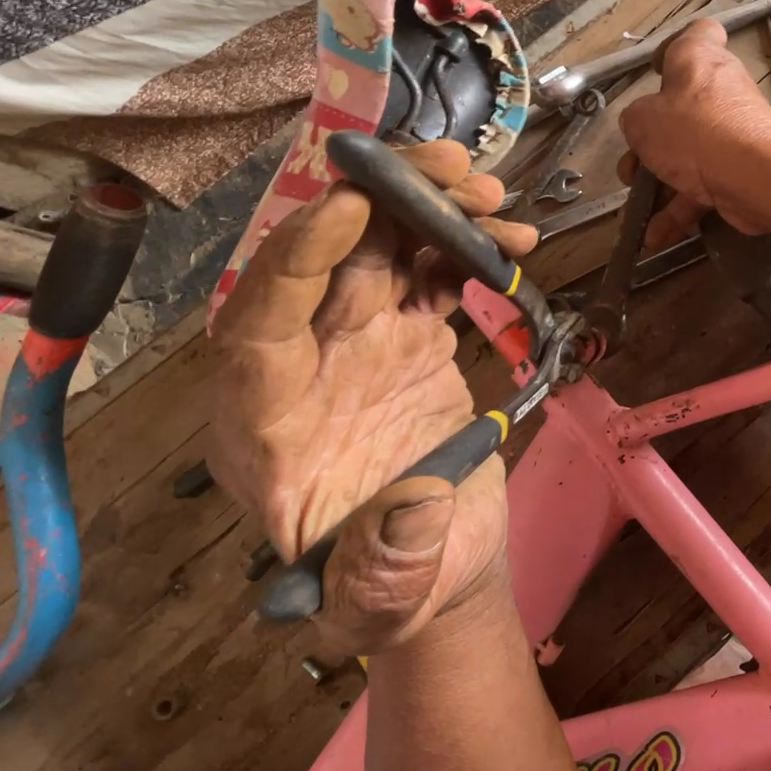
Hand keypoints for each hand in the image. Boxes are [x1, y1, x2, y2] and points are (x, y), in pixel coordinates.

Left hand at [207, 141, 537, 654]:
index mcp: (271, 428)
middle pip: (325, 265)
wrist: (443, 560)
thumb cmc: (403, 585)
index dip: (295, 263)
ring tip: (494, 199)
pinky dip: (468, 249)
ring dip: (433, 213)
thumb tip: (413, 502)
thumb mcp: (388, 599)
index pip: (257, 331)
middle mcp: (307, 370)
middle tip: (449, 170)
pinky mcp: (408, 341)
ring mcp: (361, 349)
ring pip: (383, 255)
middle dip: (380, 206)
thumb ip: (384, 571)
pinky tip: (512, 240)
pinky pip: (430, 276)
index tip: (346, 206)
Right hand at [618, 19, 770, 249]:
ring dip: (661, 184)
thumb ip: (636, 120)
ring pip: (689, 155)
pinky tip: (656, 238)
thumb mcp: (643, 120)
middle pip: (682, 109)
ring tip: (638, 208)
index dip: (676, 46)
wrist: (754, 178)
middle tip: (634, 163)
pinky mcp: (740, 171)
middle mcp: (721, 93)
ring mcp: (734, 135)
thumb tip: (643, 128)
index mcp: (700, 62)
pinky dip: (680, 213)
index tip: (658, 68)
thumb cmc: (696, 132)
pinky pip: (703, 188)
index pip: (699, 34)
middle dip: (652, 141)